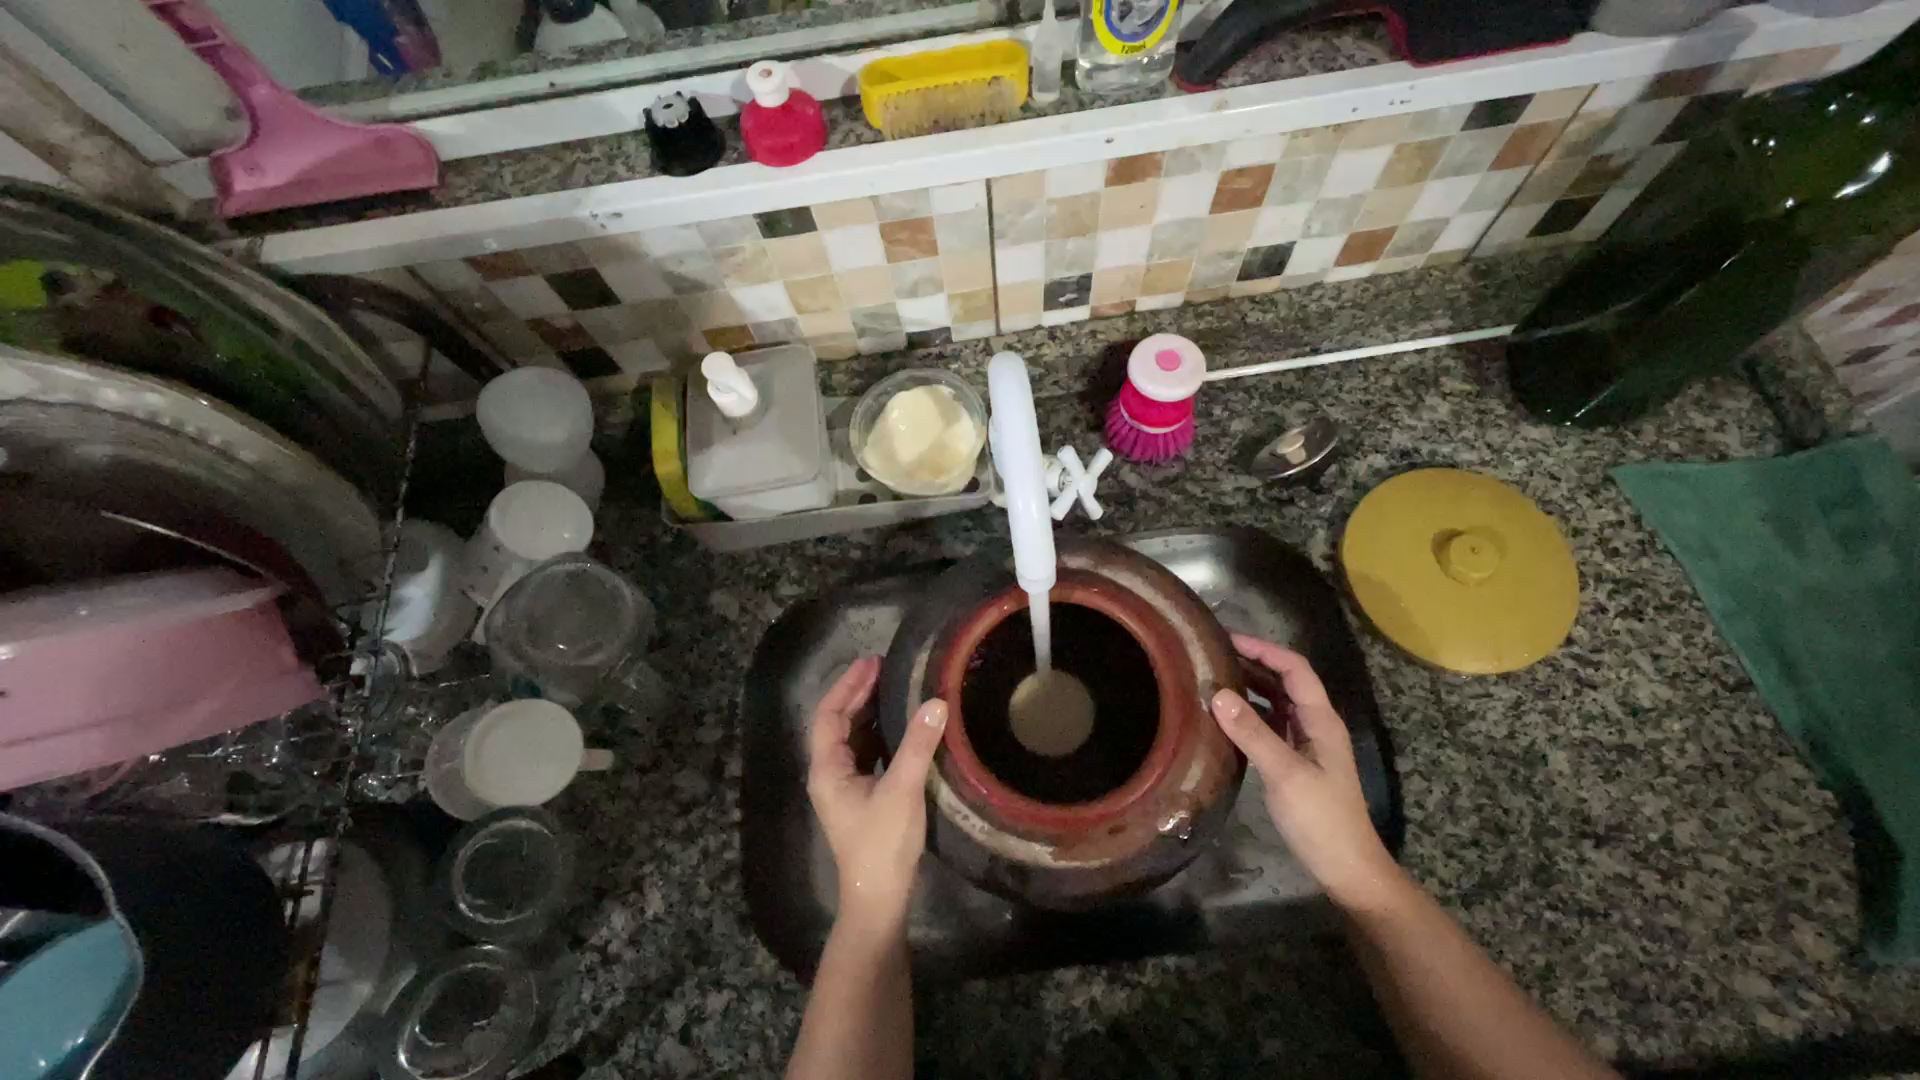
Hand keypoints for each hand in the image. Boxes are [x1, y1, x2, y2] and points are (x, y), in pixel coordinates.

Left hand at [806, 655, 948, 934]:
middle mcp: (829, 774)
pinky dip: (880, 734)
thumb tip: (936, 701)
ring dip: (869, 712)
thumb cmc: (882, 843)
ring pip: (853, 739)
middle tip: (885, 667)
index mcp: (827, 769)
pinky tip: (901, 725)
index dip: (848, 686)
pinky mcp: (861, 798)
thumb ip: (917, 745)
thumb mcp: (902, 790)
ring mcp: (844, 787)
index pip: (829, 715)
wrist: (879, 898)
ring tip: (895, 687)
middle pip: (838, 723)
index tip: (872, 662)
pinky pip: (867, 754)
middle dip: (858, 694)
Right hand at [1210, 634, 1403, 910]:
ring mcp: (1306, 744)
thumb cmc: (1321, 819)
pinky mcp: (1295, 762)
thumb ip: (1252, 733)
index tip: (1226, 639)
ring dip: (1248, 688)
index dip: (1264, 649)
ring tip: (1210, 679)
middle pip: (1284, 681)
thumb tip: (1217, 693)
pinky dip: (1247, 715)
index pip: (1294, 668)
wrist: (1347, 868)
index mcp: (1321, 720)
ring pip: (1275, 703)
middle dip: (1251, 663)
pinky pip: (1269, 725)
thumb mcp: (1284, 774)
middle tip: (1210, 656)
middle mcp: (1315, 725)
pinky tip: (1222, 719)